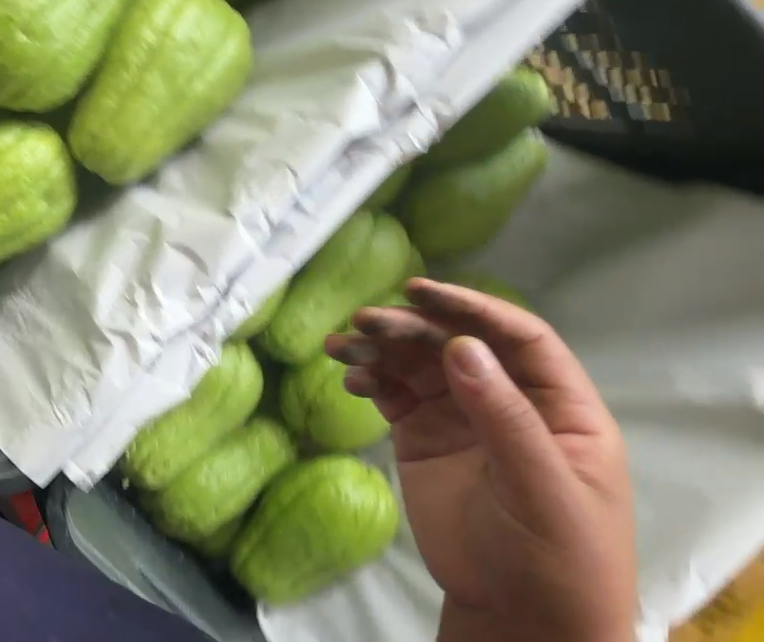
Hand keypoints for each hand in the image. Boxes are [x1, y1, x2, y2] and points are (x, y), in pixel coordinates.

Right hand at [326, 279, 635, 641]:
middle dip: (408, 327)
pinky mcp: (421, 434)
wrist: (517, 614)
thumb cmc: (556, 557)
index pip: (520, 339)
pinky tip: (351, 380)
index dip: (473, 307)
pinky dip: (368, 378)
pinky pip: (391, 391)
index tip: (420, 290)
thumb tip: (461, 347)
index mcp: (559, 410)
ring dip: (377, 348)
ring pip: (415, 363)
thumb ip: (504, 417)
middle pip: (455, 343)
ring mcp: (460, 417)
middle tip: (363, 322)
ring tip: (339, 347)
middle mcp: (507, 402)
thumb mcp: (541, 488)